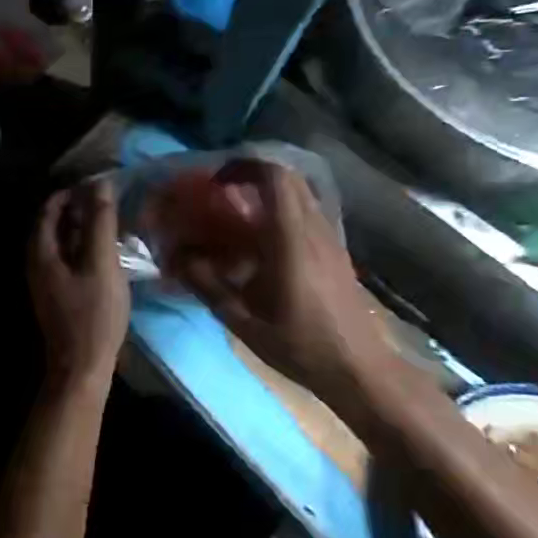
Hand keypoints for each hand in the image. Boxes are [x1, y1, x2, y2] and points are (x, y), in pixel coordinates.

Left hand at [28, 180, 129, 386]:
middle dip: (78, 210)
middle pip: (53, 225)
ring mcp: (45, 281)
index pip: (49, 208)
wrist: (81, 368)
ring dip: (83, 230)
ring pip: (61, 244)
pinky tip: (106, 255)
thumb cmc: (93, 316)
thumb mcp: (101, 264)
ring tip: (112, 226)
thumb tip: (100, 184)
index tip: (98, 186)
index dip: (71, 193)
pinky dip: (83, 250)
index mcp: (41, 252)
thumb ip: (100, 223)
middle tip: (109, 204)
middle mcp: (36, 263)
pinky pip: (67, 261)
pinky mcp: (57, 295)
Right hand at [165, 161, 372, 381]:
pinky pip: (307, 212)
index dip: (243, 168)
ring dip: (268, 192)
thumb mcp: (243, 322)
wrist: (359, 369)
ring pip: (300, 193)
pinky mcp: (336, 251)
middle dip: (252, 174)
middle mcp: (314, 230)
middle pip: (288, 177)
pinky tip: (263, 241)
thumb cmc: (301, 346)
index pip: (274, 178)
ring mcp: (330, 239)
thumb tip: (178, 258)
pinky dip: (281, 210)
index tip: (215, 181)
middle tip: (222, 192)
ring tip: (238, 214)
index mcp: (291, 240)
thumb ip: (208, 286)